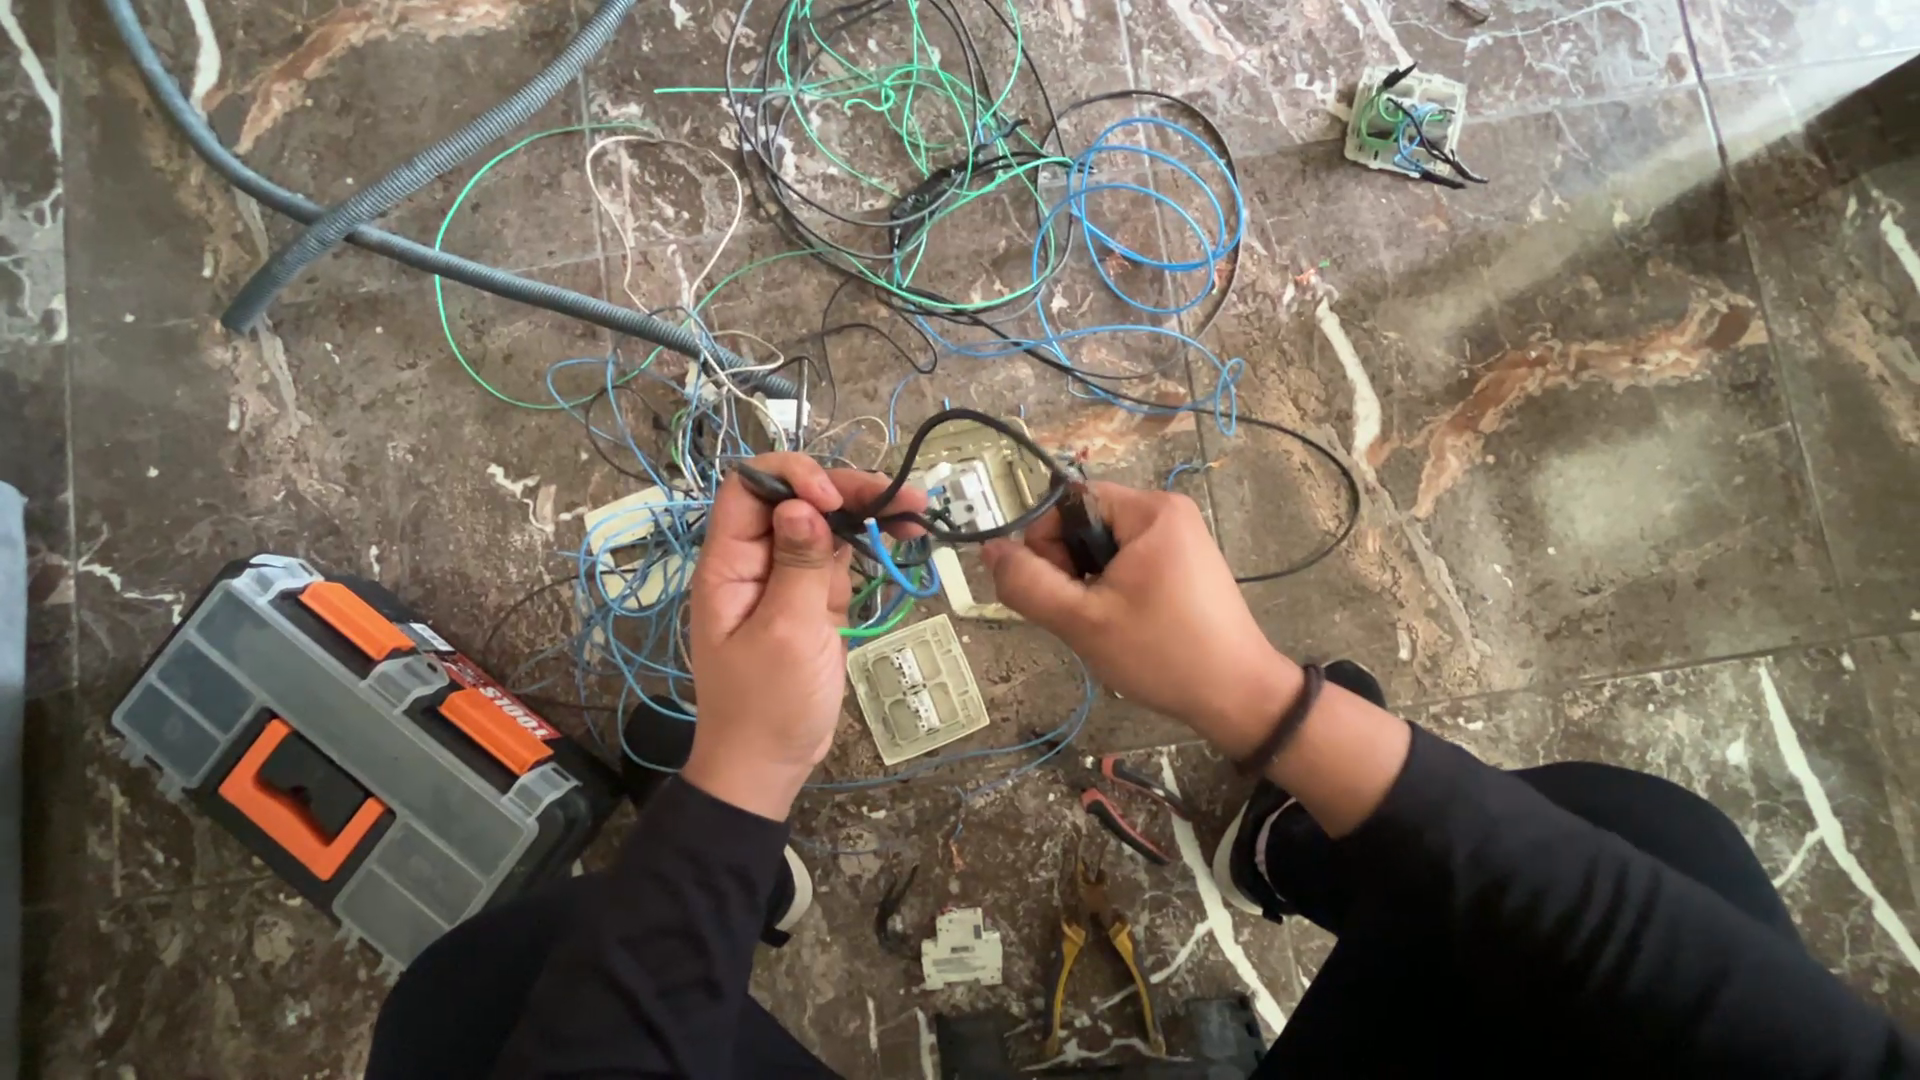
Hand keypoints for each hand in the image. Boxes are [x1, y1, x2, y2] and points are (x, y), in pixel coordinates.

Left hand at [685, 453, 924, 820]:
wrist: (770, 762)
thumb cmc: (767, 704)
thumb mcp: (786, 632)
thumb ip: (798, 565)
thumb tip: (804, 506)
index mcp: (730, 562)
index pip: (749, 488)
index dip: (792, 478)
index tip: (834, 500)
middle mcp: (756, 558)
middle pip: (797, 499)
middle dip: (846, 489)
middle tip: (901, 498)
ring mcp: (788, 576)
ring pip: (825, 522)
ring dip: (868, 509)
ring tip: (915, 509)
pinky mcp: (814, 596)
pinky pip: (840, 554)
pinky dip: (870, 540)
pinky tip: (903, 532)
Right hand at [982, 483, 1301, 757]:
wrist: (1238, 697)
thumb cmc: (1161, 654)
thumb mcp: (1082, 621)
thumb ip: (1027, 583)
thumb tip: (990, 549)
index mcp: (1149, 510)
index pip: (1067, 501)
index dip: (1046, 543)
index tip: (1056, 590)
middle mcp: (1167, 511)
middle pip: (1085, 522)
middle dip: (1070, 567)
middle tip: (1083, 613)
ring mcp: (1181, 537)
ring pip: (1103, 546)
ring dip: (1089, 582)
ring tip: (1106, 622)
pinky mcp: (1186, 563)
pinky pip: (1128, 560)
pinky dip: (1113, 588)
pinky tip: (1125, 623)